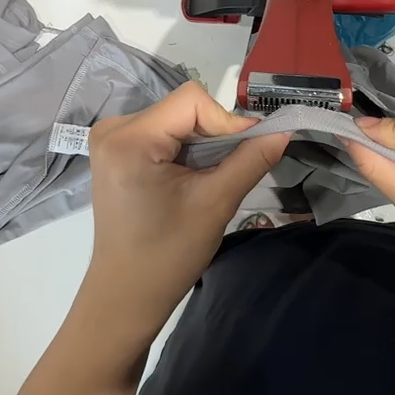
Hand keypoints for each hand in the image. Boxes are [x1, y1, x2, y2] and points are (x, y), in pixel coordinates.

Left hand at [79, 82, 289, 339]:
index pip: (191, 100)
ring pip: (175, 119)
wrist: (126, 293)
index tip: (249, 150)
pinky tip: (191, 177)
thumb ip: (250, 161)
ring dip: (201, 142)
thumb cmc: (167, 254)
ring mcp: (111, 138)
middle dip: (214, 134)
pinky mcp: (116, 150)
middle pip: (182, 108)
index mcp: (129, 138)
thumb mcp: (215, 204)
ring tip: (210, 177)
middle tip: (230, 170)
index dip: (227, 121)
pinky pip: (162, 131)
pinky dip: (185, 148)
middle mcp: (113, 128)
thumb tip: (283, 130)